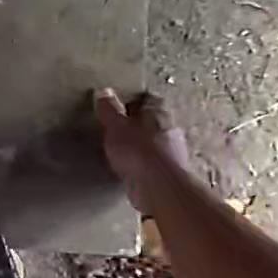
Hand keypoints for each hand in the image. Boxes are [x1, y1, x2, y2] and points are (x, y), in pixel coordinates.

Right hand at [94, 88, 187, 213]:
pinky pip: (157, 164)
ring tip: (128, 152)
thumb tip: (104, 93)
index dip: (134, 102)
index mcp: (156, 113)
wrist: (157, 184)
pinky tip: (135, 170)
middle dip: (141, 124)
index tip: (121, 105)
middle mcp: (169, 129)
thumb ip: (109, 110)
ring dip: (146, 146)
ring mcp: (173, 152)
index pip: (148, 100)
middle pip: (155, 121)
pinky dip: (147, 165)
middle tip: (124, 129)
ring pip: (158, 143)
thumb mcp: (114, 126)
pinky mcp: (171, 172)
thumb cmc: (137, 150)